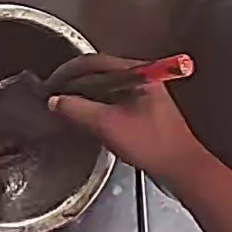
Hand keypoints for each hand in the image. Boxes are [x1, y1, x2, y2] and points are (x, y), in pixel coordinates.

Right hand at [46, 54, 209, 180]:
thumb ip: (78, 110)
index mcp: (138, 74)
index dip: (68, 72)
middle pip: (99, 74)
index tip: (51, 83)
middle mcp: (141, 79)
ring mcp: (142, 96)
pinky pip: (112, 103)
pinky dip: (95, 108)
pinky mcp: (142, 113)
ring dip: (84, 97)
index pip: (94, 63)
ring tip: (64, 106)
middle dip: (74, 84)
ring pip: (105, 89)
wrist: (180, 169)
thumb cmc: (153, 145)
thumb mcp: (107, 125)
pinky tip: (84, 119)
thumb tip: (56, 101)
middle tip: (54, 94)